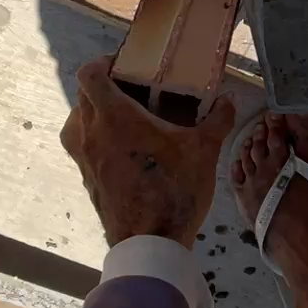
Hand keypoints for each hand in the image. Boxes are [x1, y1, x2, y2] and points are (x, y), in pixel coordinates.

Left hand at [61, 55, 236, 247]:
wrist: (150, 245)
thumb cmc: (174, 189)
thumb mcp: (204, 150)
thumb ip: (218, 119)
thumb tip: (229, 98)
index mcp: (114, 117)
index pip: (89, 74)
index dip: (102, 62)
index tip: (122, 63)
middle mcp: (91, 134)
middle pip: (83, 95)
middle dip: (103, 85)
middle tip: (131, 86)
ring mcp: (84, 159)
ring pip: (77, 121)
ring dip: (94, 111)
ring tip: (124, 115)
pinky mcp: (86, 179)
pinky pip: (82, 146)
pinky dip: (95, 137)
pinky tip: (124, 146)